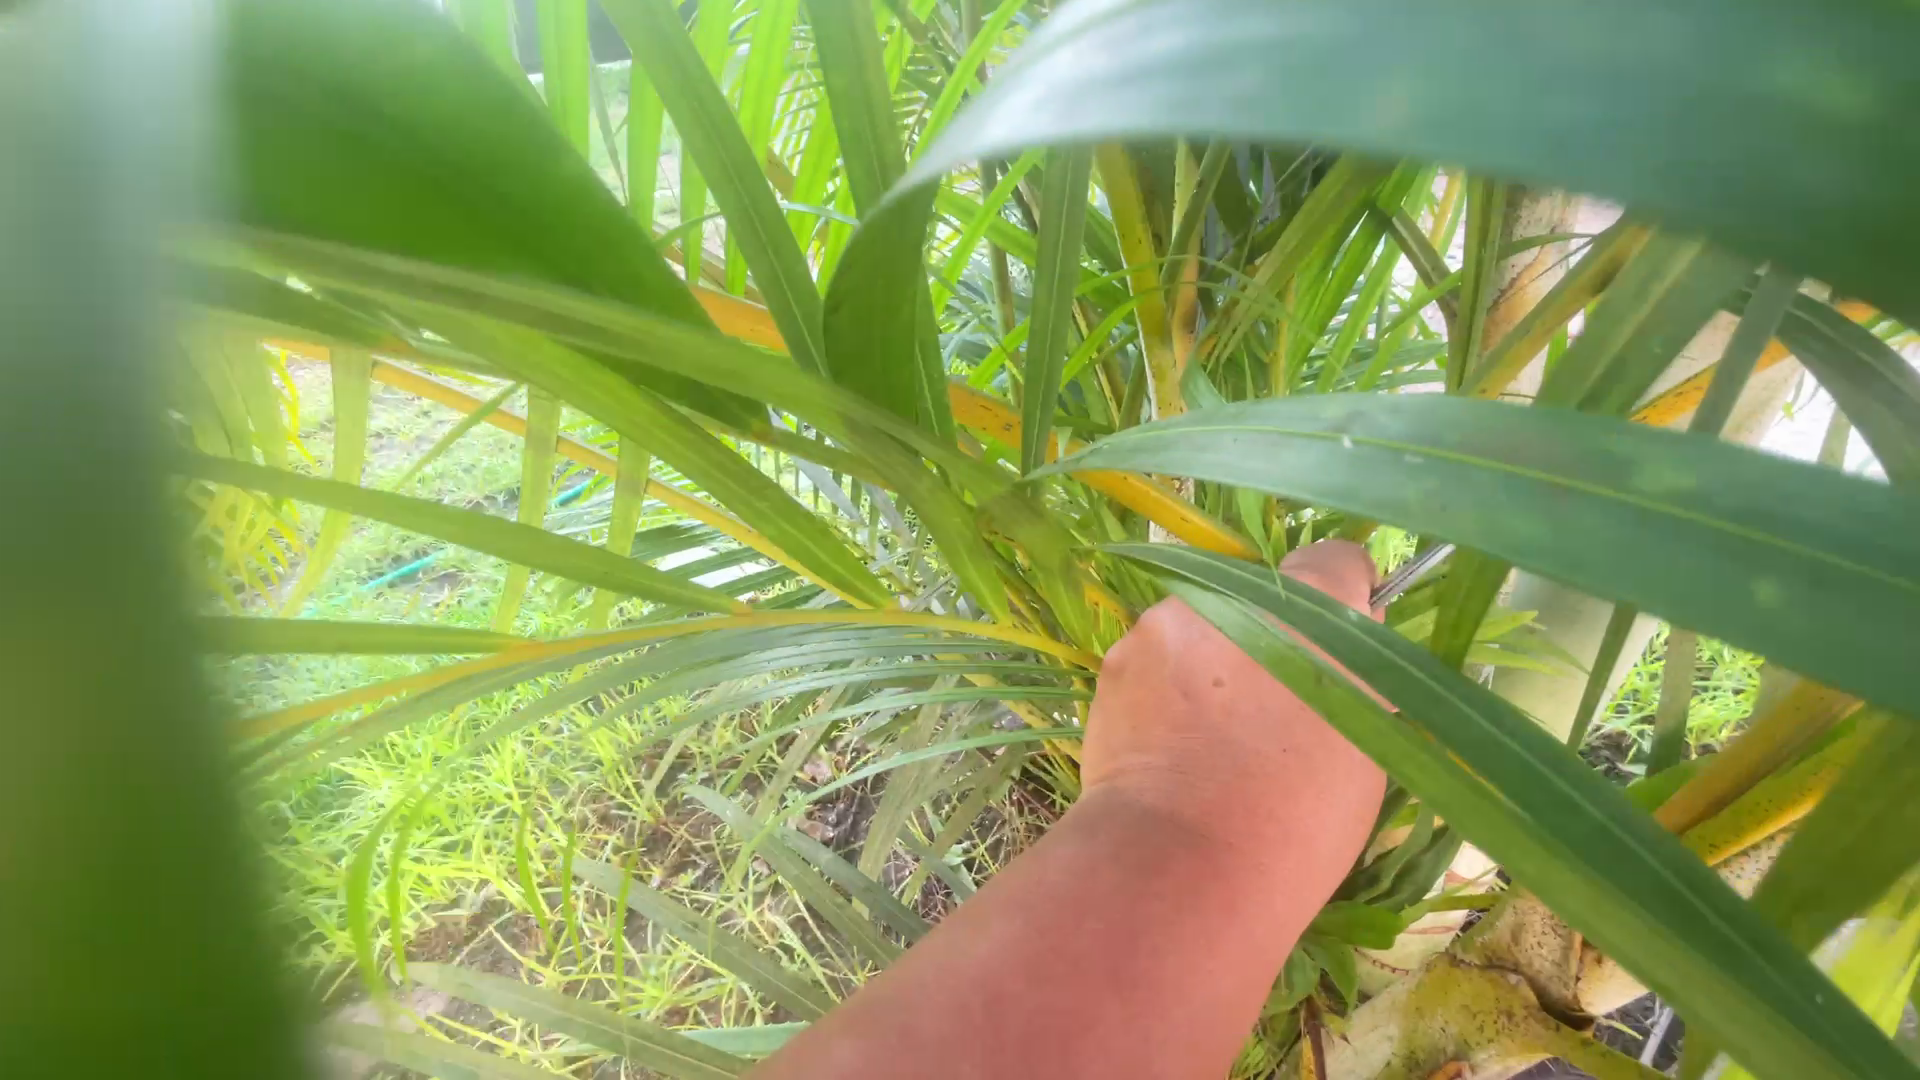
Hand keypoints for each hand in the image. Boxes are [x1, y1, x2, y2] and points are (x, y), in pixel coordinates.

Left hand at [1079, 540, 1386, 881]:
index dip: (1343, 597)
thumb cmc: (1299, 814)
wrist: (1182, 860)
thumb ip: (1353, 670)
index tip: (1336, 641)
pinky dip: (1165, 684)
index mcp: (1309, 608)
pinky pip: (1154, 656)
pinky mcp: (1117, 655)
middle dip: (1269, 633)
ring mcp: (1164, 622)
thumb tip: (1340, 635)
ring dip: (1211, 657)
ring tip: (1207, 732)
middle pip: (1260, 594)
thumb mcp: (1365, 739)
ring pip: (1201, 624)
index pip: (1334, 558)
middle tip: (1267, 704)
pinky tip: (1167, 738)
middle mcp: (1232, 596)